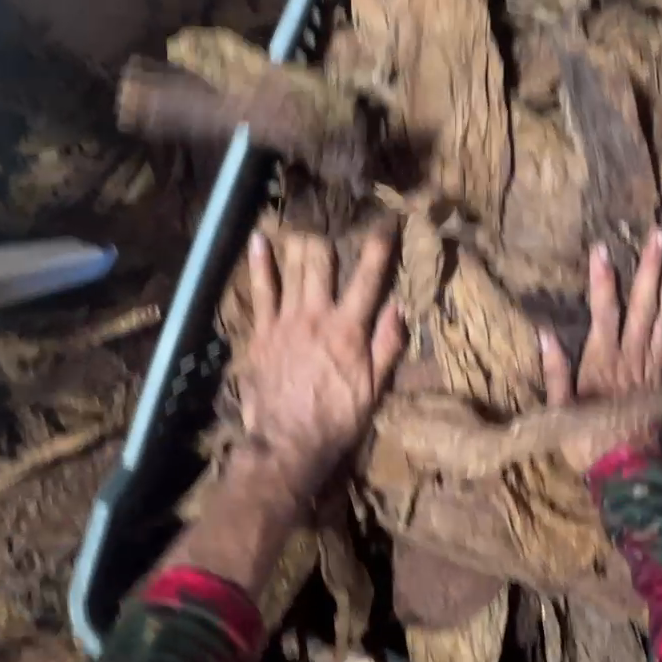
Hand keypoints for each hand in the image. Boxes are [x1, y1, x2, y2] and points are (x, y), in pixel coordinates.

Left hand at [233, 226, 404, 503]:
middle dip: (331, 236)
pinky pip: (260, 291)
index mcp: (349, 328)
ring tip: (305, 219)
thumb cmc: (338, 418)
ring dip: (300, 242)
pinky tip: (259, 241)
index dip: (380, 246)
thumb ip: (388, 345)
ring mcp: (285, 321)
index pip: (369, 277)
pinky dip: (260, 264)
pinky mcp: (261, 332)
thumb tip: (401, 307)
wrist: (288, 444)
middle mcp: (317, 315)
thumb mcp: (375, 388)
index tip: (388, 221)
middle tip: (336, 218)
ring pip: (293, 269)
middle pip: (322, 262)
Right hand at [539, 229, 661, 467]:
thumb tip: (544, 332)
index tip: (602, 249)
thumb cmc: (588, 439)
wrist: (628, 472)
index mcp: (603, 359)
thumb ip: (554, 370)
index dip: (602, 279)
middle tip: (659, 235)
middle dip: (651, 268)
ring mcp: (654, 364)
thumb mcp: (560, 408)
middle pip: (643, 304)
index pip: (604, 310)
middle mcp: (632, 354)